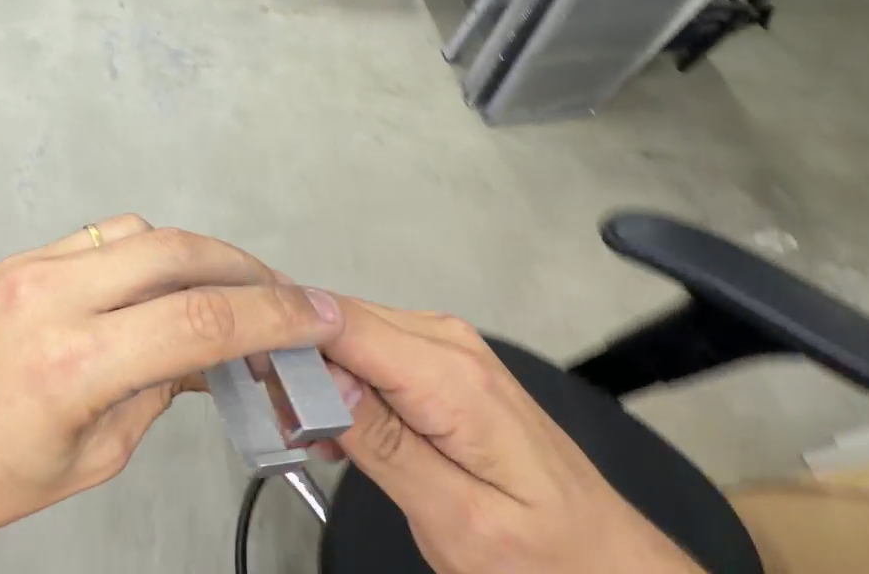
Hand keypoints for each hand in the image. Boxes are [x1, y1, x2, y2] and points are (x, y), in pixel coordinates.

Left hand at [0, 217, 341, 573]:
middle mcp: (48, 299)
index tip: (308, 314)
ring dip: (193, 254)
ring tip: (225, 288)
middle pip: (174, 251)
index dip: (269, 315)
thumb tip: (206, 355)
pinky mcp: (16, 264)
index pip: (197, 319)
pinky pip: (96, 237)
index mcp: (71, 363)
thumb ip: (156, 392)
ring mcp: (28, 272)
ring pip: (137, 232)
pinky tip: (159, 280)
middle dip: (242, 267)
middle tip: (279, 293)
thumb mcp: (91, 457)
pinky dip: (142, 250)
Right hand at [315, 298, 703, 573]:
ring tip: (312, 438)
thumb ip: (385, 443)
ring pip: (343, 331)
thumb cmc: (543, 559)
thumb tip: (318, 377)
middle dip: (295, 364)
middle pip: (334, 320)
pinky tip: (340, 431)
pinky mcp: (437, 360)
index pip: (336, 319)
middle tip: (282, 427)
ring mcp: (442, 344)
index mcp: (449, 373)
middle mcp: (443, 338)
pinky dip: (339, 382)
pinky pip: (366, 349)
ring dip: (314, 376)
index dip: (284, 339)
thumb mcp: (458, 521)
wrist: (612, 569)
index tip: (256, 384)